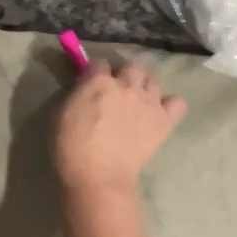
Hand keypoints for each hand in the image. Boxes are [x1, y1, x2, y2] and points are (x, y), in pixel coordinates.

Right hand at [54, 60, 186, 199]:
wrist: (98, 174)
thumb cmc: (69, 144)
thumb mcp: (59, 111)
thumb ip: (76, 93)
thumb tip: (85, 88)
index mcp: (97, 81)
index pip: (99, 63)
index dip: (94, 72)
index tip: (90, 82)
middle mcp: (126, 85)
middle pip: (132, 67)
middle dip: (123, 74)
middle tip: (115, 90)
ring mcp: (149, 102)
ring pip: (153, 80)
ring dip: (144, 87)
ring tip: (136, 100)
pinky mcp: (165, 121)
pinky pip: (177, 102)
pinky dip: (168, 104)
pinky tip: (157, 112)